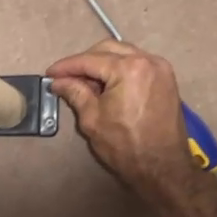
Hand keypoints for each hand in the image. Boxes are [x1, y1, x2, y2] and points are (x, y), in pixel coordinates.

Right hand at [47, 40, 194, 193]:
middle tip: (67, 78)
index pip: (89, 60)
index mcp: (128, 69)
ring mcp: (160, 68)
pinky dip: (120, 69)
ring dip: (103, 63)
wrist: (162, 166)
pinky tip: (107, 85)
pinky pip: (138, 64)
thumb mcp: (92, 119)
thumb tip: (59, 82)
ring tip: (86, 83)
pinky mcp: (166, 79)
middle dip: (85, 61)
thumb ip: (76, 93)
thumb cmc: (125, 146)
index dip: (66, 66)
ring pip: (124, 54)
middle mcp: (147, 60)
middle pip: (108, 49)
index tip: (49, 74)